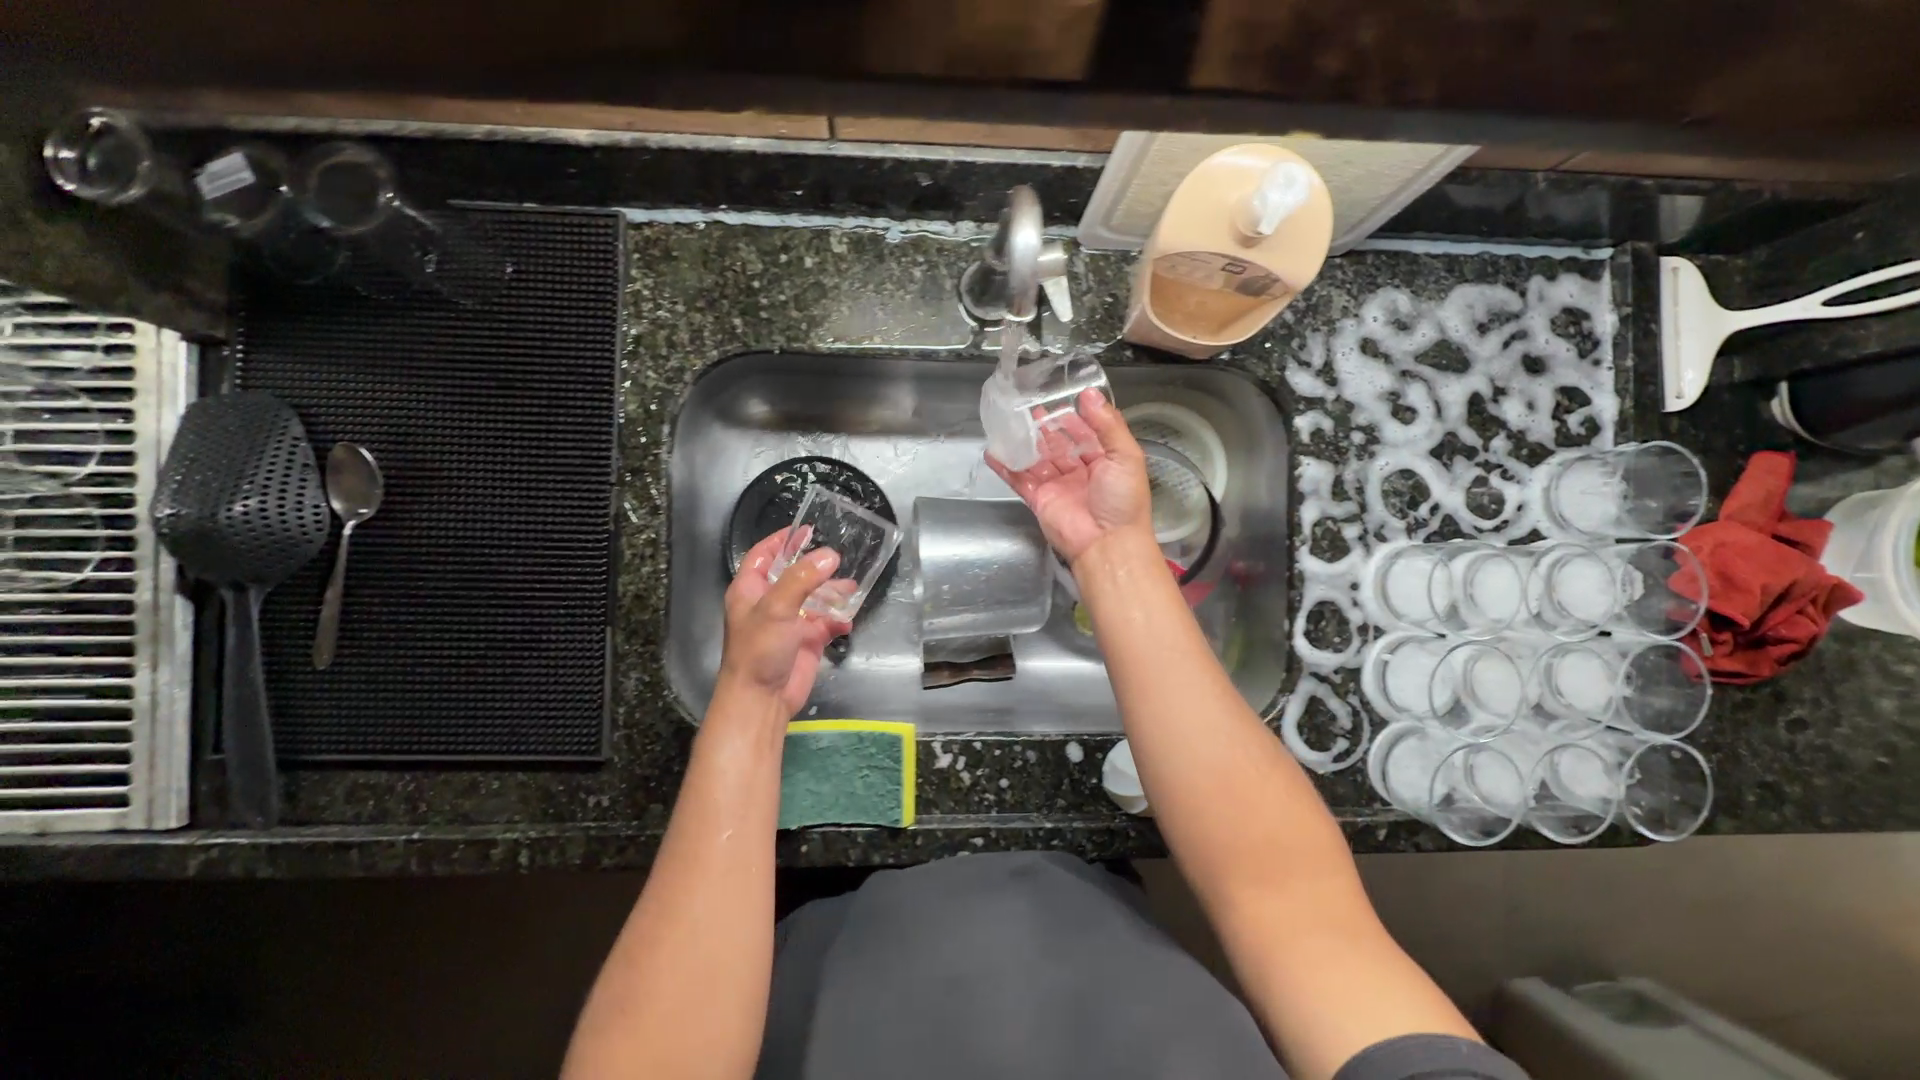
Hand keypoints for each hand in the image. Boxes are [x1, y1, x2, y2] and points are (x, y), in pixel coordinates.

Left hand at [716, 529, 852, 720]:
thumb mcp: (777, 607)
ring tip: (851, 587)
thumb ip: (803, 579)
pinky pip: (826, 623)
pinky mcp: (806, 642)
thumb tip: (830, 556)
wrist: (762, 699)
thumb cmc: (758, 649)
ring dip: (832, 592)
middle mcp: (769, 603)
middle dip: (815, 566)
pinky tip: (848, 619)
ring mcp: (789, 623)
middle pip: (793, 574)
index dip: (781, 541)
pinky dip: (838, 619)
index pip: (762, 555)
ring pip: (814, 598)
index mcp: (750, 590)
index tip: (806, 529)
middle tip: (838, 555)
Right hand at [987, 389, 1151, 563]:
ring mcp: (1057, 486)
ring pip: (1038, 459)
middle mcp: (1080, 472)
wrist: (1107, 544)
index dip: (1074, 418)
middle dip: (1046, 427)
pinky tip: (993, 452)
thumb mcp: (1126, 456)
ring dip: (1026, 442)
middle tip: (1031, 407)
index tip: (1060, 398)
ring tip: (1011, 421)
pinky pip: (1019, 480)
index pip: (1087, 433)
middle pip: (1059, 444)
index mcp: (1104, 461)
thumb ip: (1108, 424)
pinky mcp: (1039, 499)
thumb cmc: (1123, 500)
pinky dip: (1005, 467)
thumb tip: (1089, 394)